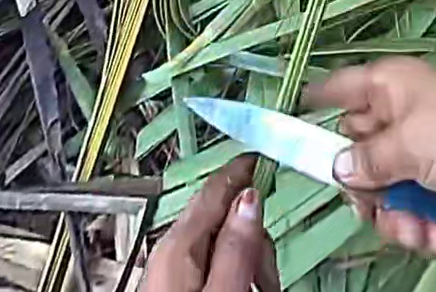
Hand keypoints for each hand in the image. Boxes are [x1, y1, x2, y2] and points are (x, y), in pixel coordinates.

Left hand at [146, 155, 280, 291]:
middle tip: (268, 272)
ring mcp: (167, 271)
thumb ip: (236, 245)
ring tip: (259, 286)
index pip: (217, 186)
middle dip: (253, 233)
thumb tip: (250, 198)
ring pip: (218, 240)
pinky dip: (230, 271)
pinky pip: (208, 264)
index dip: (245, 167)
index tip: (268, 157)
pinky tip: (241, 288)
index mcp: (179, 243)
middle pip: (222, 214)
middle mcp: (168, 250)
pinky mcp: (171, 289)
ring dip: (245, 256)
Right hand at [304, 57, 435, 257]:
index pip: (339, 88)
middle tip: (372, 204)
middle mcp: (397, 113)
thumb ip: (367, 160)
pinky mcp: (435, 181)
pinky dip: (419, 225)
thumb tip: (339, 168)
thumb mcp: (407, 144)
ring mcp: (416, 149)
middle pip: (356, 152)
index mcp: (387, 86)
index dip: (315, 102)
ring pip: (380, 188)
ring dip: (396, 216)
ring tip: (418, 226)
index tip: (292, 123)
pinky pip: (408, 207)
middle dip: (365, 188)